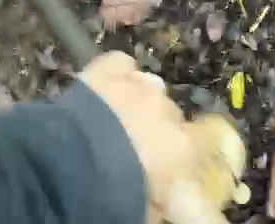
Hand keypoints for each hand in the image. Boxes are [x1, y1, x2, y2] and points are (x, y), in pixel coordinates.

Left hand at [78, 53, 244, 223]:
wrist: (70, 164)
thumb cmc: (114, 195)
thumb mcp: (146, 209)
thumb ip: (163, 198)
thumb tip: (161, 197)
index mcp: (182, 147)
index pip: (203, 143)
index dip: (188, 150)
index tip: (174, 161)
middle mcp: (166, 110)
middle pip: (170, 116)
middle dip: (158, 129)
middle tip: (137, 148)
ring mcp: (139, 83)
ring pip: (149, 88)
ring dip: (139, 101)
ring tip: (117, 119)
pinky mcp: (111, 66)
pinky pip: (123, 65)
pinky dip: (118, 74)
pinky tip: (108, 88)